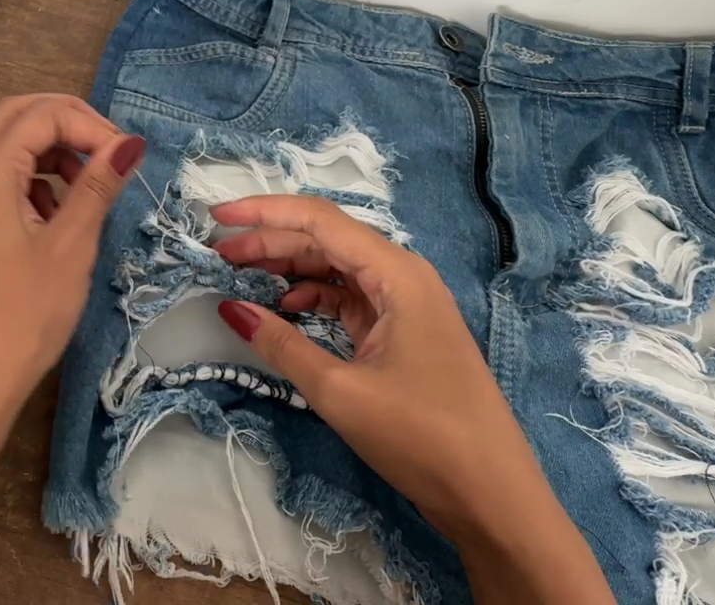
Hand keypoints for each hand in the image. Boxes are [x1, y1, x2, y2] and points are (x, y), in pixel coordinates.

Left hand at [0, 94, 145, 416]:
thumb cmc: (24, 316)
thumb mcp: (70, 246)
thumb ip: (97, 186)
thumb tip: (128, 143)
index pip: (41, 115)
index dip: (89, 125)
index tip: (126, 155)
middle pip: (17, 117)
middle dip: (68, 124)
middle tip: (110, 149)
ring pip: (7, 146)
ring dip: (51, 152)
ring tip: (88, 186)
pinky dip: (33, 180)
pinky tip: (59, 213)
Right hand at [212, 196, 613, 603]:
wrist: (496, 502)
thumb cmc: (422, 437)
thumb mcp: (340, 391)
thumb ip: (281, 343)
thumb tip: (230, 308)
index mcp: (396, 273)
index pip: (320, 220)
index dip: (264, 212)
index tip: (217, 218)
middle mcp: (402, 275)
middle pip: (325, 240)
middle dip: (269, 243)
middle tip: (218, 255)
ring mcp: (406, 303)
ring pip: (335, 267)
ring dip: (288, 269)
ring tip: (241, 277)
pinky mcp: (403, 330)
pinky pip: (348, 297)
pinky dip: (311, 298)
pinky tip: (284, 311)